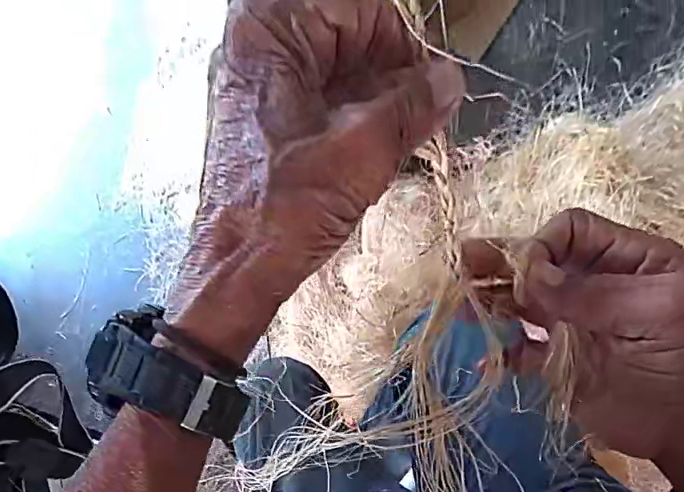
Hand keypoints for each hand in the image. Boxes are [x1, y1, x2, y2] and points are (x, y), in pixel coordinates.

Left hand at [169, 0, 463, 361]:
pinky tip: (370, 160)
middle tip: (418, 120)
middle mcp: (255, 51)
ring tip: (399, 146)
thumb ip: (411, 109)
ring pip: (332, 79)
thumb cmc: (282, 213)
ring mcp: (254, 94)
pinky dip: (348, 129)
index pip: (359, 8)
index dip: (402, 46)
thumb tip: (449, 82)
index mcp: (269, 31)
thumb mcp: (361, 154)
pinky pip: (315, 110)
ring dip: (372, 109)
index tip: (429, 86)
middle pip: (344, 41)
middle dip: (387, 80)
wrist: (234, 274)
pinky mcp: (259, 133)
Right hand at [465, 208, 683, 491]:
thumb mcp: (658, 312)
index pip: (571, 233)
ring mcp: (573, 329)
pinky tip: (486, 362)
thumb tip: (529, 275)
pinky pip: (521, 353)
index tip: (527, 277)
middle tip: (462, 270)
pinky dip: (501, 355)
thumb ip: (593, 293)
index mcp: (628, 260)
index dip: (542, 247)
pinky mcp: (558, 367)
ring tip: (461, 309)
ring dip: (492, 305)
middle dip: (501, 267)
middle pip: (538, 267)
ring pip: (522, 306)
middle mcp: (594, 288)